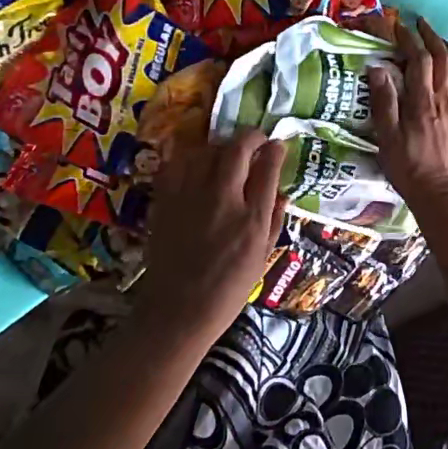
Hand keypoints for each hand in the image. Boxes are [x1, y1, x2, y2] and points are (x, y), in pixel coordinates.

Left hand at [133, 129, 287, 337]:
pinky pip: (177, 163)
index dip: (275, 150)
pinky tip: (197, 165)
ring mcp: (188, 195)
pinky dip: (191, 158)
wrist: (178, 310)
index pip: (267, 167)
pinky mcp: (164, 199)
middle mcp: (221, 197)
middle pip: (237, 149)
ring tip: (227, 154)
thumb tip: (282, 191)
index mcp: (250, 217)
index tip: (278, 146)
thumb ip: (274, 219)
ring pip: (206, 150)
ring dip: (221, 146)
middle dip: (251, 138)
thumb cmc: (227, 290)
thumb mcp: (262, 258)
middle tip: (257, 142)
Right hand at [368, 18, 447, 207]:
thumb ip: (384, 100)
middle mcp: (444, 99)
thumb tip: (378, 68)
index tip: (398, 26)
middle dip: (431, 36)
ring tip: (439, 39)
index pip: (420, 59)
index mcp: (423, 101)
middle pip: (443, 57)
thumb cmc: (407, 166)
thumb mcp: (387, 135)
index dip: (409, 39)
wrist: (437, 191)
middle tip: (419, 23)